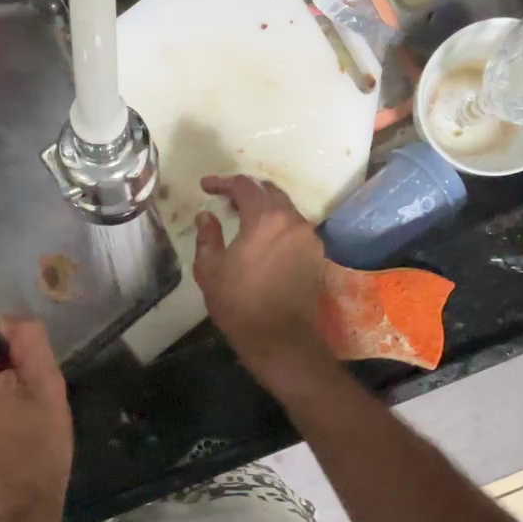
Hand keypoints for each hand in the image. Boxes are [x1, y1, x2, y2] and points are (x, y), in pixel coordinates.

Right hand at [194, 175, 332, 386]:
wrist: (281, 339)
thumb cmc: (239, 304)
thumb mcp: (210, 270)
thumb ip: (207, 236)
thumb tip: (206, 216)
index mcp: (265, 218)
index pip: (244, 186)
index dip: (223, 182)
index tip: (206, 186)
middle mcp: (292, 221)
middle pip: (270, 192)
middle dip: (247, 192)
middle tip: (226, 201)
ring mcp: (309, 238)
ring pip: (285, 210)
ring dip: (264, 209)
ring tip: (244, 219)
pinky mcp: (316, 256)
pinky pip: (294, 229)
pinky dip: (277, 226)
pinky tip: (263, 240)